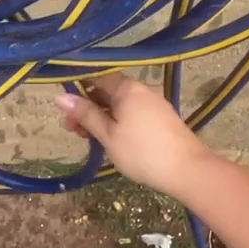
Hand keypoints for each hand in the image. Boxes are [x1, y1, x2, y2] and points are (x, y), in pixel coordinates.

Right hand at [55, 73, 217, 195]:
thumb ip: (85, 114)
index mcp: (127, 88)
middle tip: (73, 131)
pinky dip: (118, 122)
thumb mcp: (108, 134)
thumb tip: (59, 96)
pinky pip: (132, 113)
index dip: (78, 90)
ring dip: (101, 117)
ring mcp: (154, 103)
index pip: (96, 77)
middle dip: (87, 108)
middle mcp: (141, 89)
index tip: (66, 111)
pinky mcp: (161, 118)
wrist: (188, 170)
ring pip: (119, 104)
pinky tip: (112, 140)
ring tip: (89, 139)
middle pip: (107, 91)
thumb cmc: (142, 152)